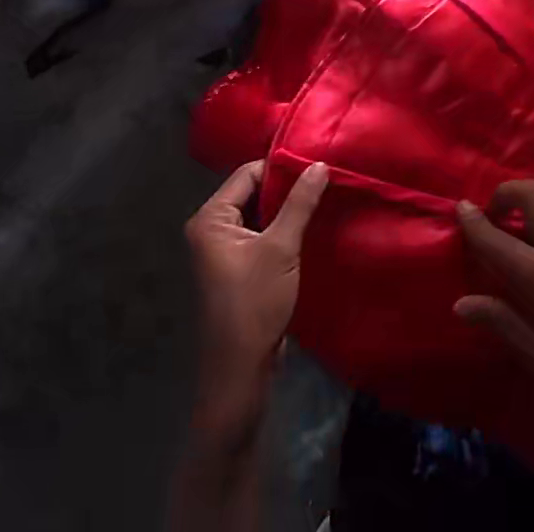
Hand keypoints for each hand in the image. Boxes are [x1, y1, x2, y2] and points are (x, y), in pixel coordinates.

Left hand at [185, 160, 328, 381]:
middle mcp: (210, 228)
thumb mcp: (281, 248)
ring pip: (259, 214)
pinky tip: (308, 225)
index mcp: (210, 218)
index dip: (281, 167)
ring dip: (286, 209)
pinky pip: (260, 234)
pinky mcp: (237, 266)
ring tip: (321, 197)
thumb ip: (300, 203)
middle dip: (286, 187)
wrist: (240, 368)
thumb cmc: (255, 303)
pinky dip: (282, 228)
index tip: (316, 163)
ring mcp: (222, 249)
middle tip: (323, 179)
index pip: (247, 174)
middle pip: (252, 192)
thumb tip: (320, 164)